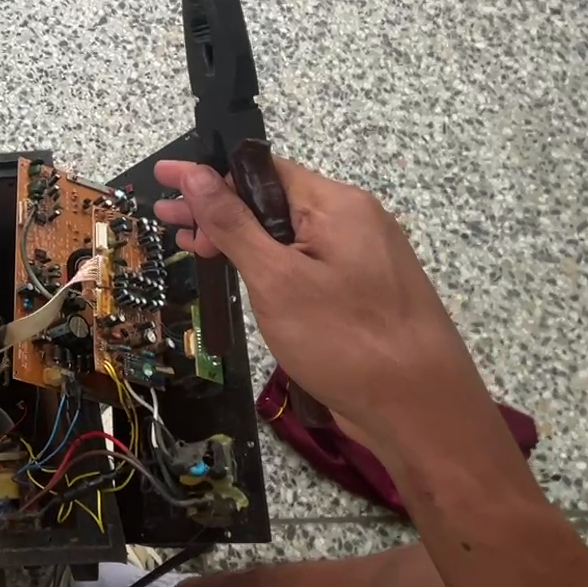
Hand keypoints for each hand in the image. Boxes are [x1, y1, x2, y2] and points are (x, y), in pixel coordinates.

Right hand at [152, 157, 491, 453]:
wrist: (424, 416)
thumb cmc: (345, 341)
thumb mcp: (275, 278)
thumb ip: (232, 223)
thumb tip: (194, 174)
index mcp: (336, 205)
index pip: (259, 170)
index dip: (207, 172)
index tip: (163, 176)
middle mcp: (352, 220)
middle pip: (269, 199)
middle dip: (213, 205)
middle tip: (165, 214)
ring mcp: (358, 255)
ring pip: (283, 230)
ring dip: (234, 234)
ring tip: (189, 243)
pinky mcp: (357, 287)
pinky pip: (300, 256)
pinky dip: (262, 258)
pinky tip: (235, 268)